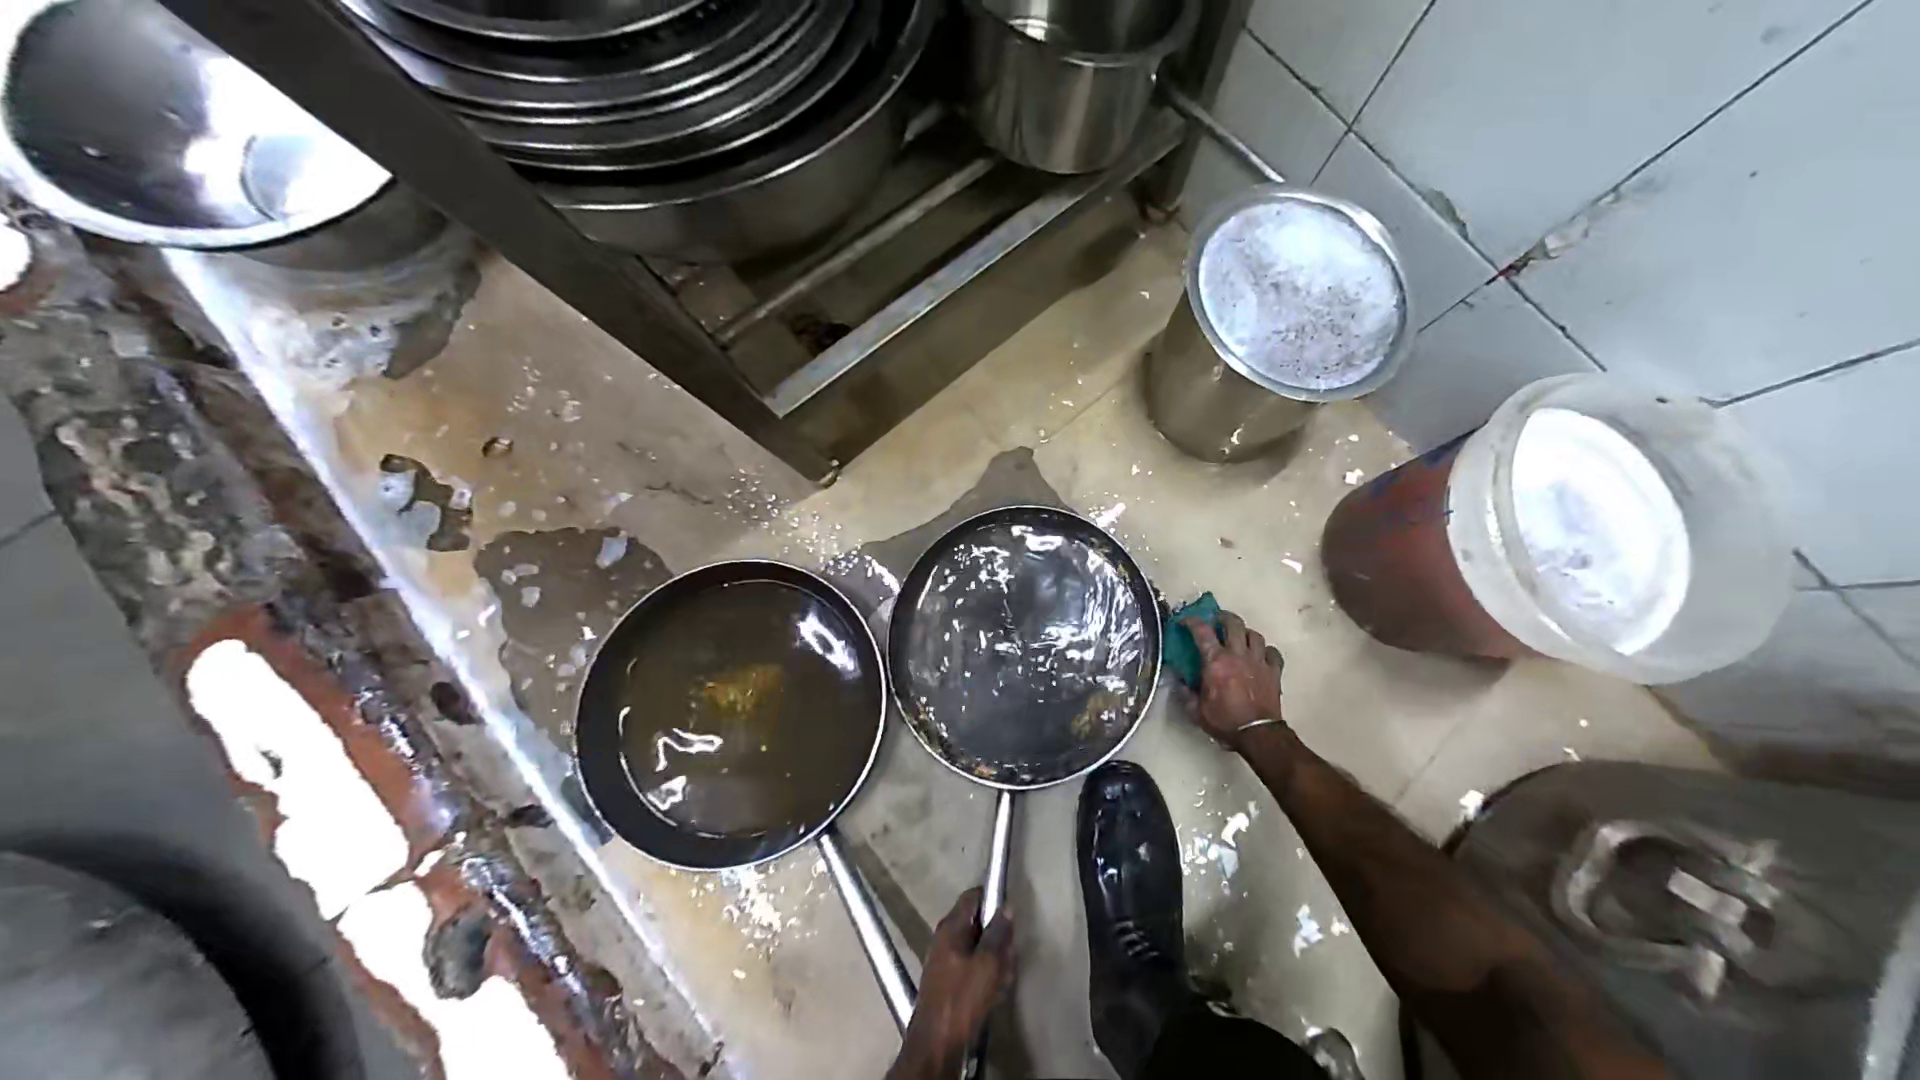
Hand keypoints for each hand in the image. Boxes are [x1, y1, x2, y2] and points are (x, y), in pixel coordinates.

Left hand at [886, 889, 1013, 1079]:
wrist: (937, 1043)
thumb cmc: (962, 998)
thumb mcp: (988, 963)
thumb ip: (997, 933)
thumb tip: (1006, 907)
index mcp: (951, 927)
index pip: (972, 897)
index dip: (992, 898)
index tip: (1010, 911)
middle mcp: (944, 938)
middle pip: (976, 923)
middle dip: (997, 935)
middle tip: (1010, 951)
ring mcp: (944, 960)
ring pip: (976, 947)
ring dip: (994, 958)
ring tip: (1006, 975)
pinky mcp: (948, 982)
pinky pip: (972, 967)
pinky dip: (986, 974)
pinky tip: (996, 990)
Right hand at [1181, 610, 1286, 749]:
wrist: (1257, 734)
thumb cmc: (1224, 721)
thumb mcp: (1195, 710)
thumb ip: (1185, 692)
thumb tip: (1180, 680)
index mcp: (1215, 661)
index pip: (1202, 631)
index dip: (1191, 621)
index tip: (1184, 622)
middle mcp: (1237, 655)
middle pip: (1233, 623)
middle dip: (1223, 617)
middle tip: (1217, 621)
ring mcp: (1258, 661)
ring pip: (1254, 634)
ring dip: (1245, 633)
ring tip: (1239, 637)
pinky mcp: (1274, 671)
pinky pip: (1272, 652)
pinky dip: (1265, 650)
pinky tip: (1260, 655)